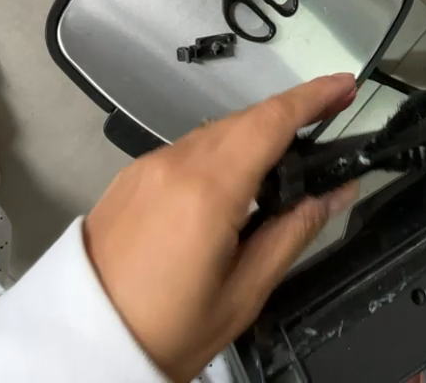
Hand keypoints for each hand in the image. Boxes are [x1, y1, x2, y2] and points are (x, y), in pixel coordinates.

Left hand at [85, 73, 361, 381]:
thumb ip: (293, 232)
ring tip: (290, 151)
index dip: (314, 96)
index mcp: (209, 189)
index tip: (344, 83)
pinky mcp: (134, 174)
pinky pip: (191, 146)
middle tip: (332, 112)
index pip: (272, 121)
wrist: (81, 343)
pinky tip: (238, 175)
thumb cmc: (166, 330)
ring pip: (218, 130)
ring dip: (258, 130)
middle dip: (292, 110)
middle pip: (247, 119)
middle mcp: (177, 162)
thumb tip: (336, 193)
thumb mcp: (243, 293)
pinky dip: (224, 147)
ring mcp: (151, 164)